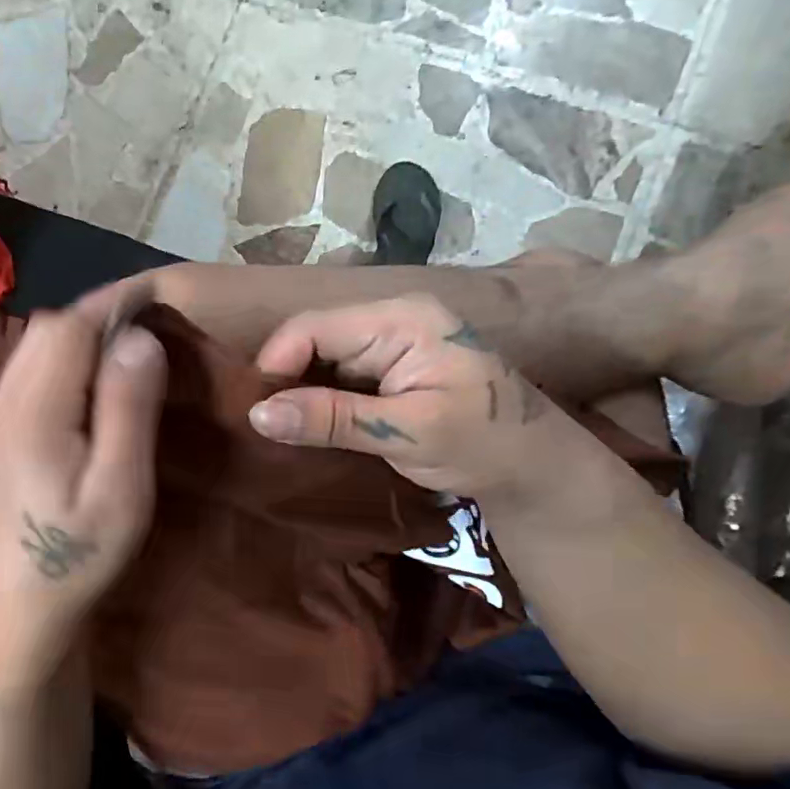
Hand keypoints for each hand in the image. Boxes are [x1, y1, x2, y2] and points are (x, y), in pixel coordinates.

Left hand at [0, 290, 166, 683]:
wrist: (25, 605)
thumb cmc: (81, 555)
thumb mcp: (121, 487)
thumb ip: (128, 407)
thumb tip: (137, 337)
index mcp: (30, 414)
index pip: (68, 326)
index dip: (111, 305)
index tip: (156, 301)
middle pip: (44, 329)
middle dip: (95, 319)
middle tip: (144, 339)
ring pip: (33, 349)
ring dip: (77, 342)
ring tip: (123, 365)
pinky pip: (26, 375)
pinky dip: (61, 366)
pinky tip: (88, 397)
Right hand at [245, 294, 565, 500]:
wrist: (535, 468)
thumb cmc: (483, 444)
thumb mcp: (405, 433)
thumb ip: (330, 419)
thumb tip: (256, 415)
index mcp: (401, 320)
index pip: (311, 328)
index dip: (274, 365)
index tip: (254, 415)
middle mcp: (390, 321)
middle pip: (311, 340)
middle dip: (282, 381)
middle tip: (260, 427)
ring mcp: (388, 344)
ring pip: (318, 360)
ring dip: (296, 395)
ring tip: (276, 431)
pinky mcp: (386, 369)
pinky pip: (334, 377)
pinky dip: (315, 402)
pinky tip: (304, 428)